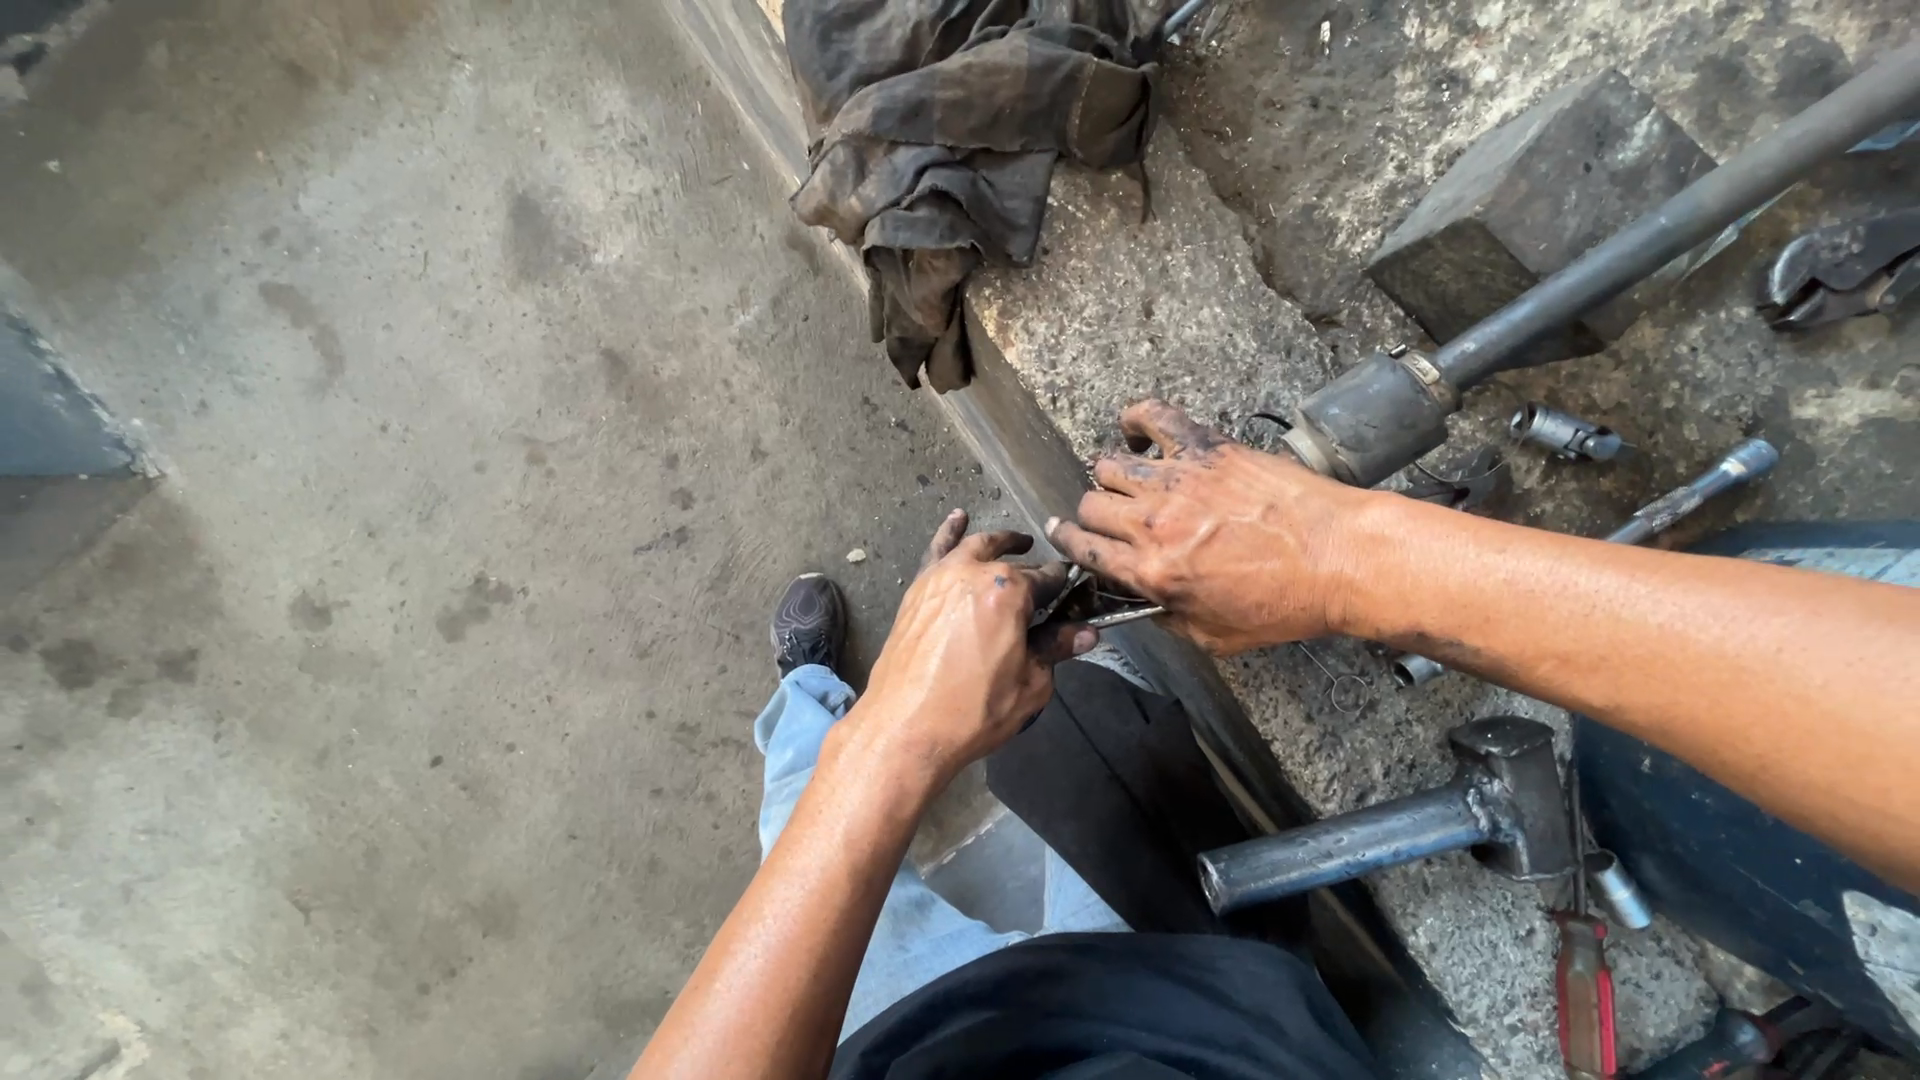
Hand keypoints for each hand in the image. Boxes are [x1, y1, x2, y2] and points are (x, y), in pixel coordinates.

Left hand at [834, 510, 1097, 787]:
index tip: (1074, 596)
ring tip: (1015, 542)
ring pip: (975, 547)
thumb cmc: (974, 711)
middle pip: (1012, 562)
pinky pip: (936, 551)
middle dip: (1033, 570)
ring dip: (999, 543)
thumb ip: (1055, 649)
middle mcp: (973, 572)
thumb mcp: (1030, 685)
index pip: (1048, 579)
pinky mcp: (916, 590)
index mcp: (1009, 591)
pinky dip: (949, 532)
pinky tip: (958, 519)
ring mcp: (940, 577)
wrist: (904, 727)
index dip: (1065, 588)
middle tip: (1046, 584)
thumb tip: (1086, 633)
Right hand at [1045, 400, 1369, 653]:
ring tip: (1127, 481)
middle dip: (1091, 515)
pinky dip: (1136, 418)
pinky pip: (1152, 416)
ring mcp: (1176, 480)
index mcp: (1152, 572)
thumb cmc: (1287, 602)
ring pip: (1108, 465)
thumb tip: (1147, 603)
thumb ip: (1169, 621)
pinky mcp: (1204, 449)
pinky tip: (1135, 428)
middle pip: (1090, 505)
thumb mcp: (1217, 637)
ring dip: (1111, 477)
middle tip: (1106, 518)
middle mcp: (1153, 524)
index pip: (1085, 551)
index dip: (1069, 543)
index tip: (1065, 535)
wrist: (1341, 558)